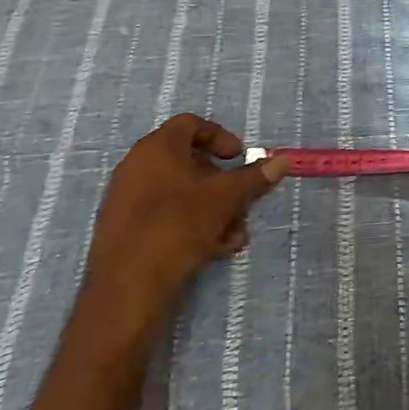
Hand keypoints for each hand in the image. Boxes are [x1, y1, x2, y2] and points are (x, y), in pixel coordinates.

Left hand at [83, 114, 288, 328]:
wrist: (128, 285)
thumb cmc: (178, 225)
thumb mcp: (224, 198)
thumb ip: (254, 178)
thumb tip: (283, 160)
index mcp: (157, 146)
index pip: (191, 124)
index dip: (220, 136)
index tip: (240, 158)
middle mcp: (138, 164)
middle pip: (189, 161)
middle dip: (222, 183)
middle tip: (242, 204)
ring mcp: (128, 197)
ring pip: (180, 193)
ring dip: (212, 209)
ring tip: (234, 236)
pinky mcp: (125, 227)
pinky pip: (164, 214)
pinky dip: (191, 224)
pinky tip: (213, 250)